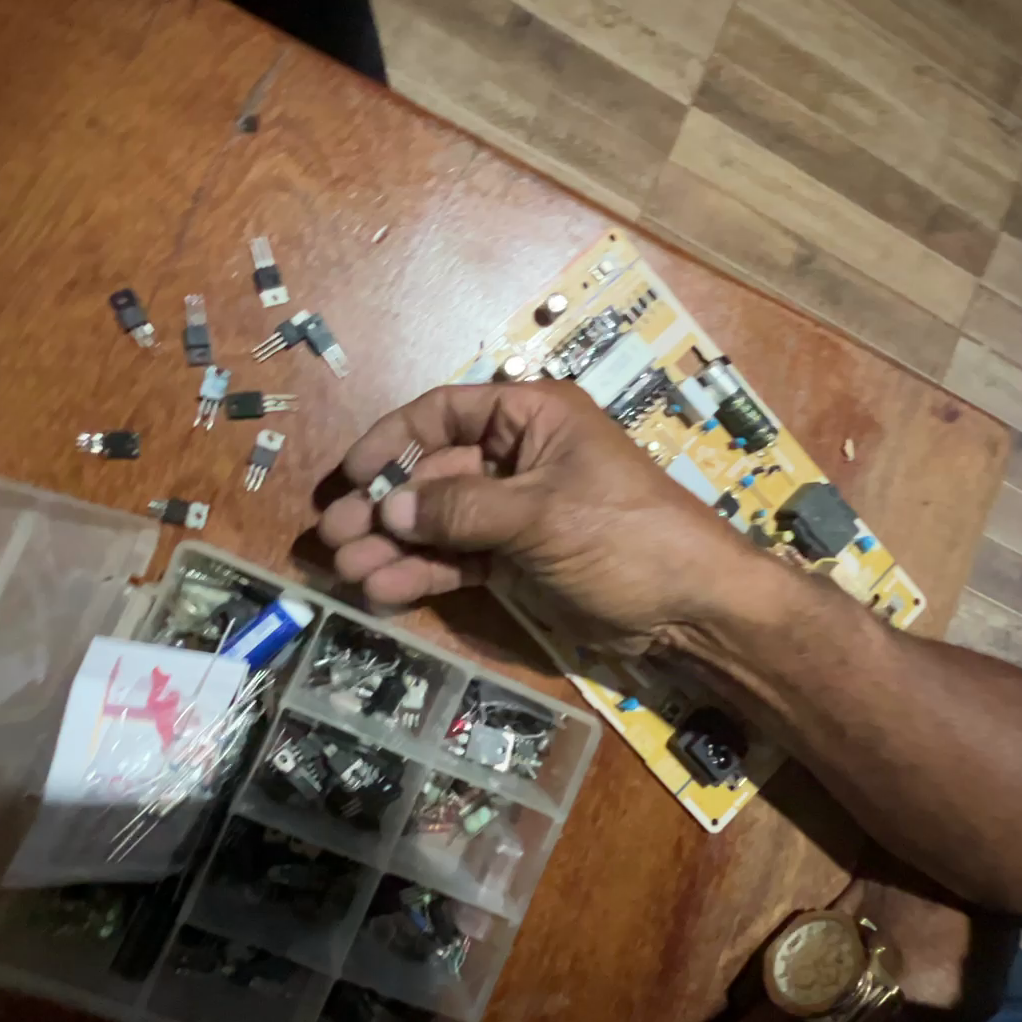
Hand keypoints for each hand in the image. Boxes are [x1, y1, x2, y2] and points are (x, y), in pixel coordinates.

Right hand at [317, 382, 764, 651]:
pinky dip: (424, 574)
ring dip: (395, 547)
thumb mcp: (540, 513)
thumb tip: (386, 508)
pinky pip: (458, 559)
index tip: (352, 473)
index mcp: (530, 418)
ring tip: (348, 573)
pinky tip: (386, 590)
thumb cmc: (623, 536)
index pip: (444, 413)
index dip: (393, 439)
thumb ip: (460, 509)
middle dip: (385, 507)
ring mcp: (512, 511)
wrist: (687, 608)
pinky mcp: (513, 559)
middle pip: (433, 475)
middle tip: (334, 537)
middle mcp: (515, 457)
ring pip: (439, 523)